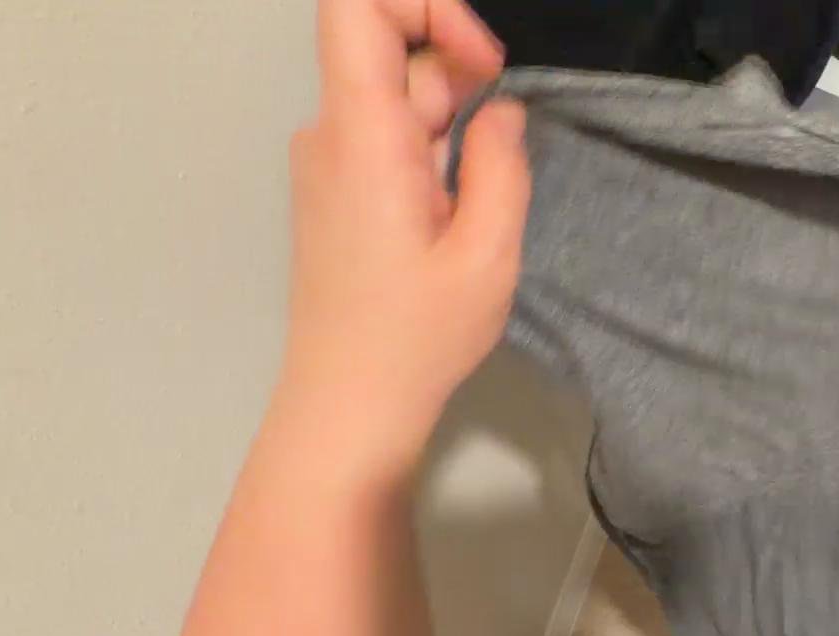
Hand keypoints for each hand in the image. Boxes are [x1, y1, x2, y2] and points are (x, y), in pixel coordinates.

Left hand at [283, 0, 529, 429]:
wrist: (353, 394)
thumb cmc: (422, 331)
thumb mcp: (487, 255)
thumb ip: (500, 170)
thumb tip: (502, 111)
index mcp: (363, 137)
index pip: (358, 8)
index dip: (427, 9)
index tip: (489, 68)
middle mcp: (331, 134)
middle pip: (385, 54)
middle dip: (458, 75)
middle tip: (509, 145)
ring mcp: (329, 164)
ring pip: (392, 103)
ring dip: (452, 123)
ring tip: (490, 194)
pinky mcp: (339, 194)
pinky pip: (388, 143)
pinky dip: (434, 152)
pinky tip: (462, 209)